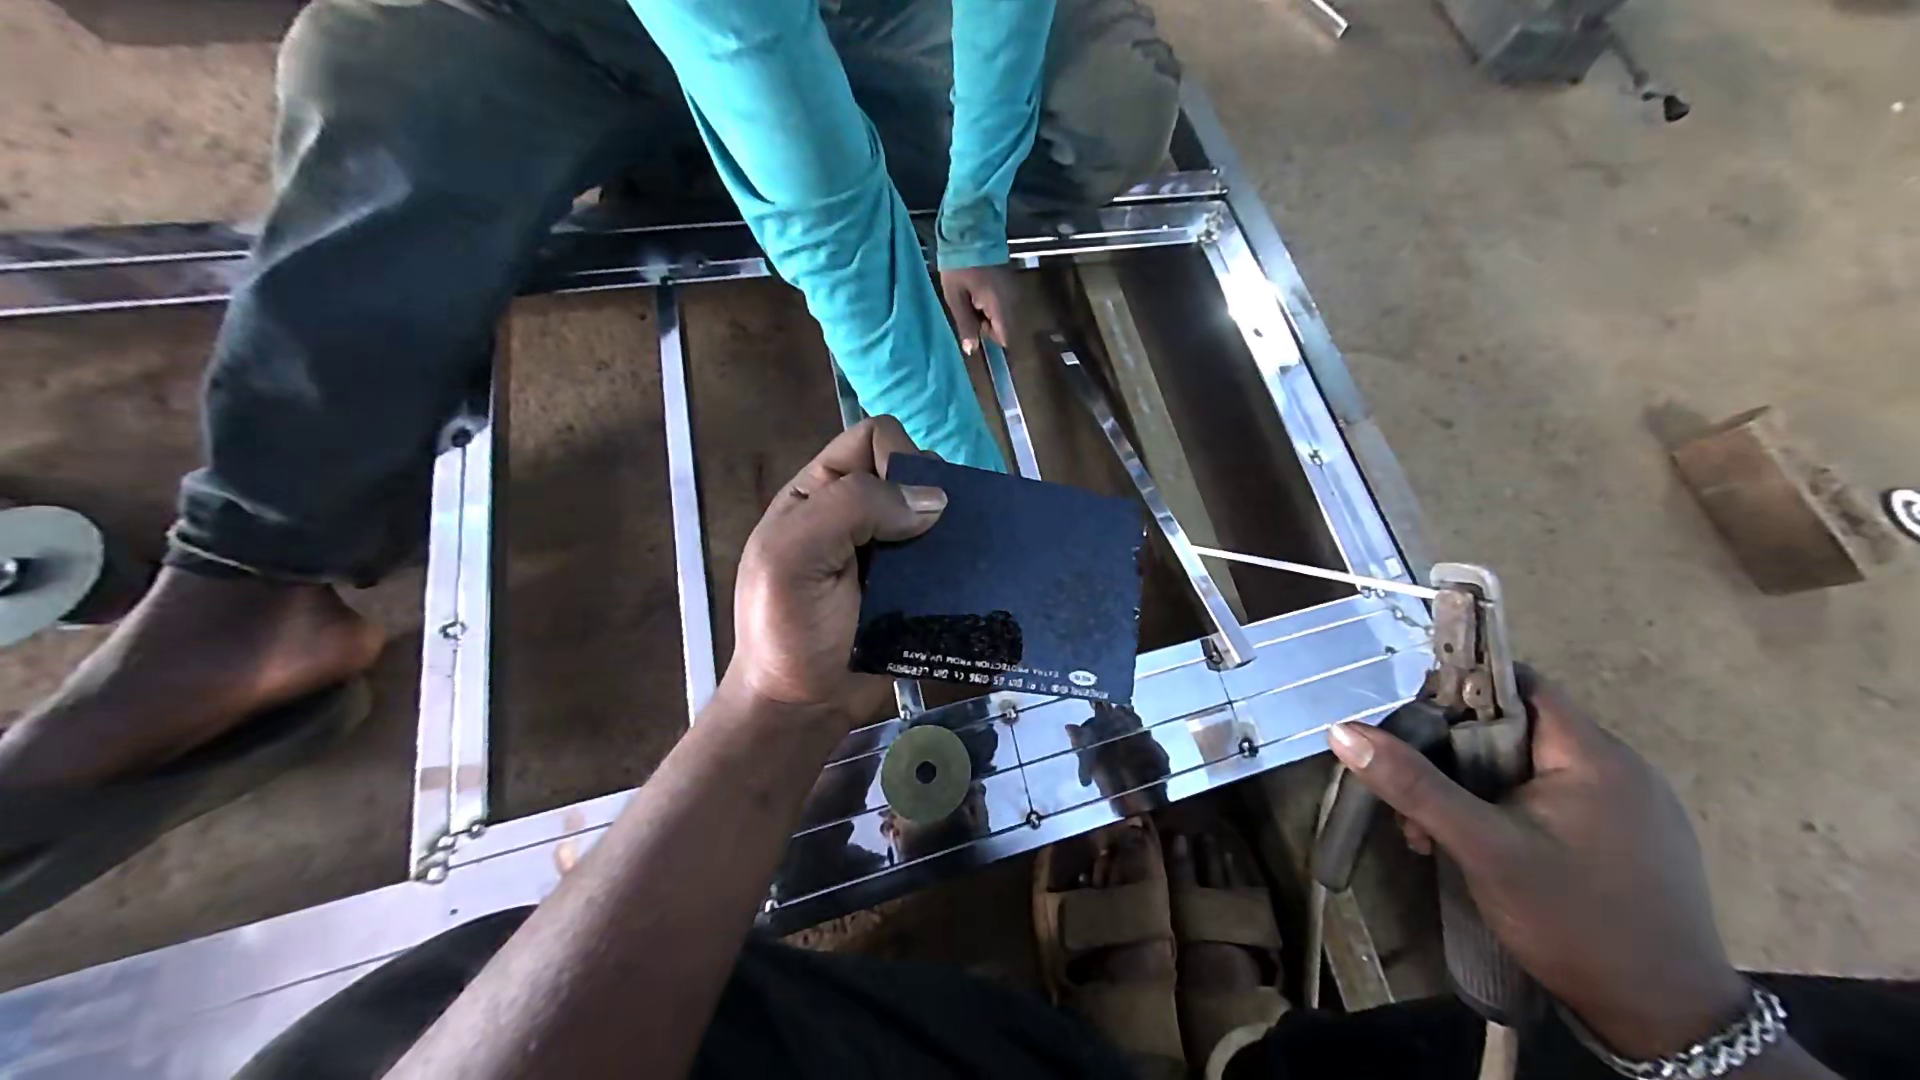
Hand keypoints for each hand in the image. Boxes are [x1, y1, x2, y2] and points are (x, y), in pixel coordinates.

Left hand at [724, 416, 946, 728]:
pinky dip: (961, 560)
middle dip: (932, 491)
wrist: (802, 704)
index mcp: (821, 493)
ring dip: (954, 527)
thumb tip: (934, 500)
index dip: (898, 457)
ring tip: (963, 552)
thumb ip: (851, 508)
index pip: (873, 439)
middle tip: (935, 535)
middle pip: (913, 471)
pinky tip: (971, 572)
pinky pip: (948, 558)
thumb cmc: (786, 627)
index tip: (903, 506)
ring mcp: (890, 551)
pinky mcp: (915, 586)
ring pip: (937, 513)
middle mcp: (859, 513)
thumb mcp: (794, 556)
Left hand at [939, 264, 1016, 355]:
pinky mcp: (1008, 282)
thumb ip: (965, 324)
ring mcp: (1011, 290)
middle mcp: (1011, 300)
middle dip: (987, 325)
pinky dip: (989, 303)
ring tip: (971, 298)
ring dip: (987, 314)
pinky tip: (977, 291)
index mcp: (999, 305)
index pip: (1005, 337)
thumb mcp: (955, 297)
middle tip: (969, 308)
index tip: (975, 327)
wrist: (969, 231)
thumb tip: (972, 350)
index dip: (990, 337)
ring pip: (1002, 315)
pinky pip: (1001, 303)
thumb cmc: (959, 265)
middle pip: (1004, 327)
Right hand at [1325, 682, 1748, 1058]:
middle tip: (1411, 794)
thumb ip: (1413, 785)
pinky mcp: (1617, 839)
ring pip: (1520, 766)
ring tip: (1430, 830)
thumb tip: (1344, 730)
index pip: (1518, 684)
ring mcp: (1621, 806)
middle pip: (1510, 727)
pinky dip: (1496, 808)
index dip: (1459, 689)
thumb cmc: (1575, 922)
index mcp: (1593, 756)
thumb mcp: (1483, 849)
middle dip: (1448, 753)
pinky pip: (1542, 798)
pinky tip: (1470, 845)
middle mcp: (1615, 769)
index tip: (1411, 721)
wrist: (1664, 1023)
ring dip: (1465, 786)